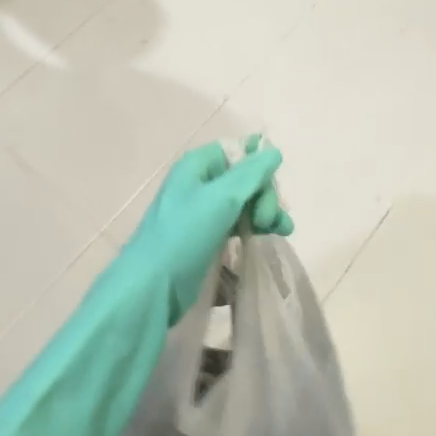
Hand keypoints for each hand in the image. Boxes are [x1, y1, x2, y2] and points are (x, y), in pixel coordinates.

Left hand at [123, 137, 292, 326]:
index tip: (271, 187)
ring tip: (282, 231)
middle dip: (264, 195)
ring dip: (265, 212)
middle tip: (269, 219)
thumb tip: (273, 151)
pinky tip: (271, 237)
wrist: (154, 285)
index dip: (258, 166)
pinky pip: (237, 223)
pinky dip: (255, 228)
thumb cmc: (185, 234)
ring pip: (243, 202)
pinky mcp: (207, 237)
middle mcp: (199, 183)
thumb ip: (250, 174)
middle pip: (243, 178)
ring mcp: (203, 211)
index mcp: (197, 166)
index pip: (237, 152)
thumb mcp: (221, 198)